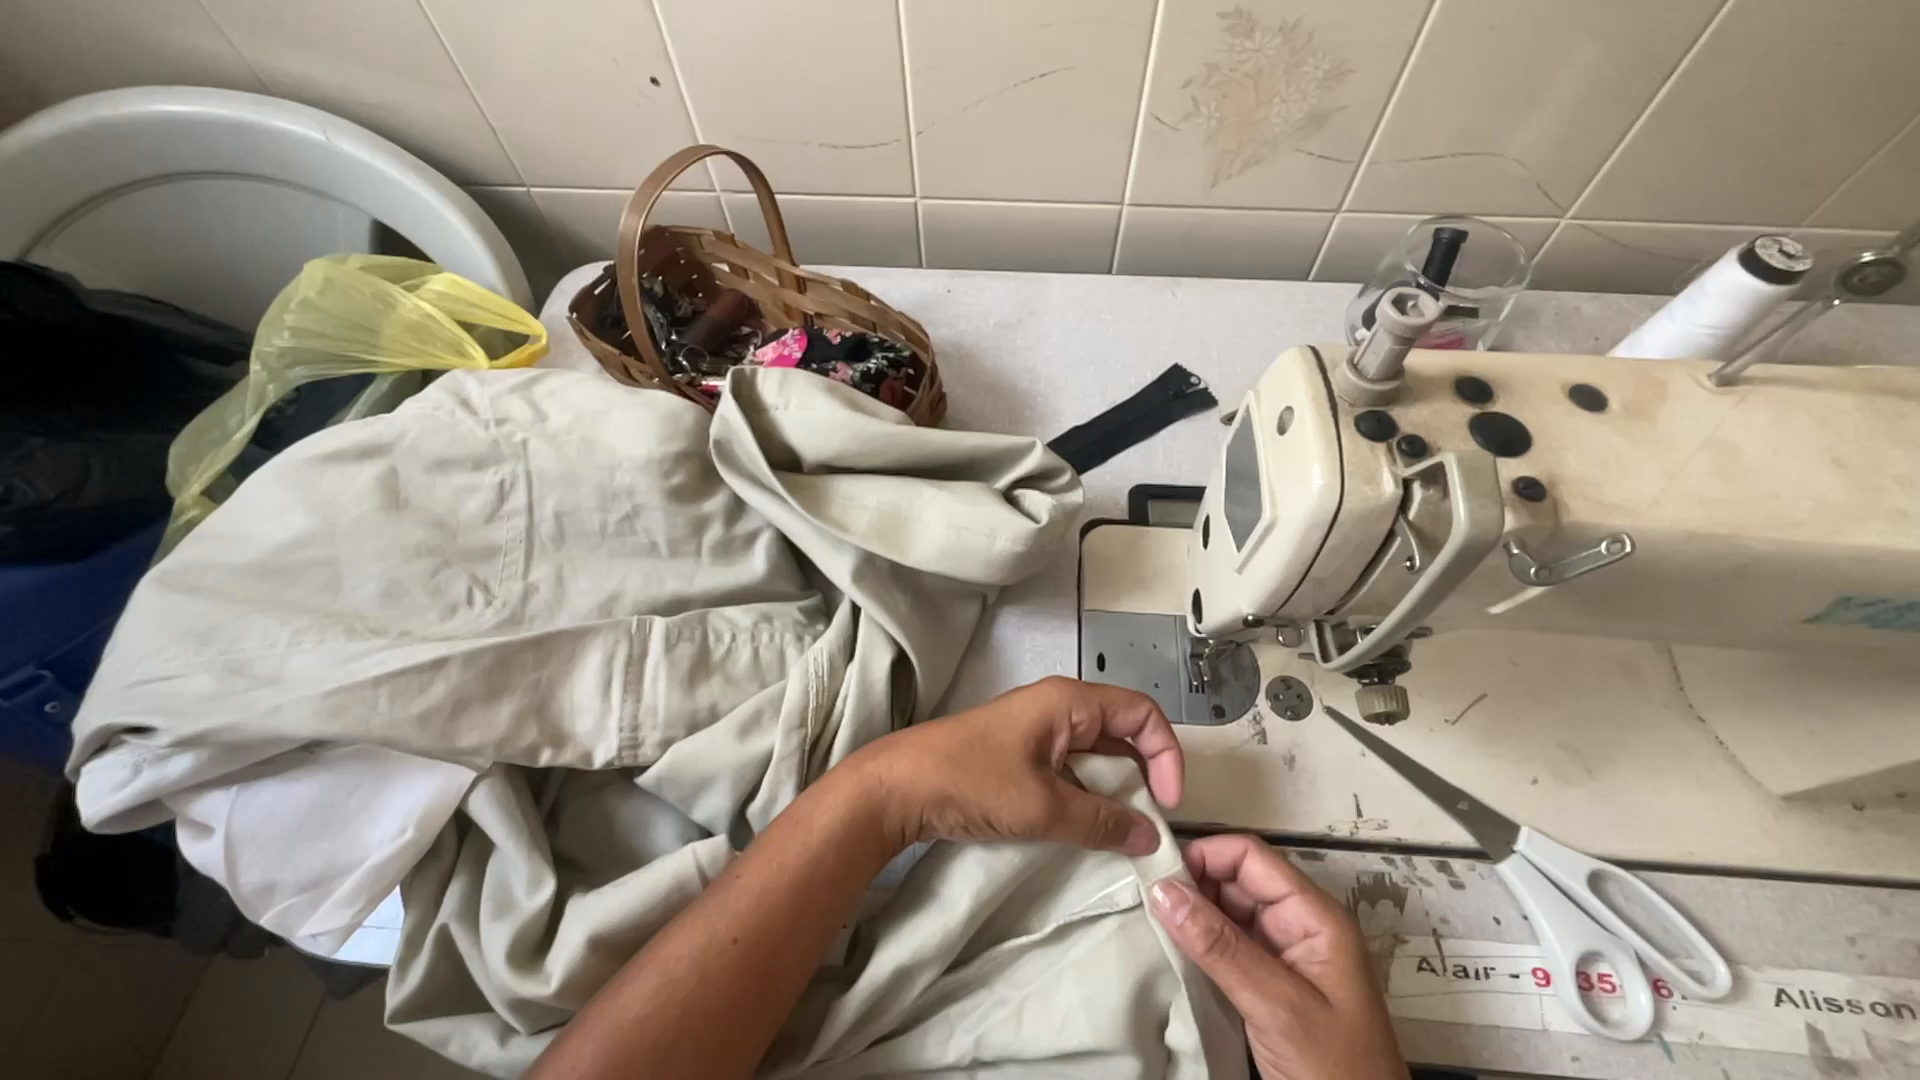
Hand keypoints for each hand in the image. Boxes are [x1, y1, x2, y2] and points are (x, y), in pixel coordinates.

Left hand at [844, 676, 1182, 855]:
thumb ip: (1103, 822)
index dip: (1166, 754)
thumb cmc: (973, 782)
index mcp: (1068, 702)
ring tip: (1119, 834)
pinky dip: (1085, 796)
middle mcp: (1057, 708)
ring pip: (1096, 756)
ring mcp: (1036, 731)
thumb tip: (1150, 837)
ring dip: (1113, 791)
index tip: (1168, 803)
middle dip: (1143, 777)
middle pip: (1122, 733)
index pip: (1141, 713)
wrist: (898, 787)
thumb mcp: (1044, 807)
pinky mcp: (1019, 755)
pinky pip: (1070, 769)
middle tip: (1147, 825)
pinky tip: (1085, 828)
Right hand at [1150, 835, 1407, 1079]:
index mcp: (1314, 917)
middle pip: (1235, 880)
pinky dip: (1196, 945)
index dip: (1205, 854)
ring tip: (1148, 921)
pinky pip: (1224, 948)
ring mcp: (1281, 958)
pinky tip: (1169, 951)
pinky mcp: (1265, 987)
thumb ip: (1220, 946)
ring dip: (1190, 914)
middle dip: (1191, 883)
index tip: (1156, 873)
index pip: (1251, 857)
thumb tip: (1163, 889)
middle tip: (1143, 899)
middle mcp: (1297, 927)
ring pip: (1225, 913)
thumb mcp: (1278, 1006)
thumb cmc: (1336, 1071)